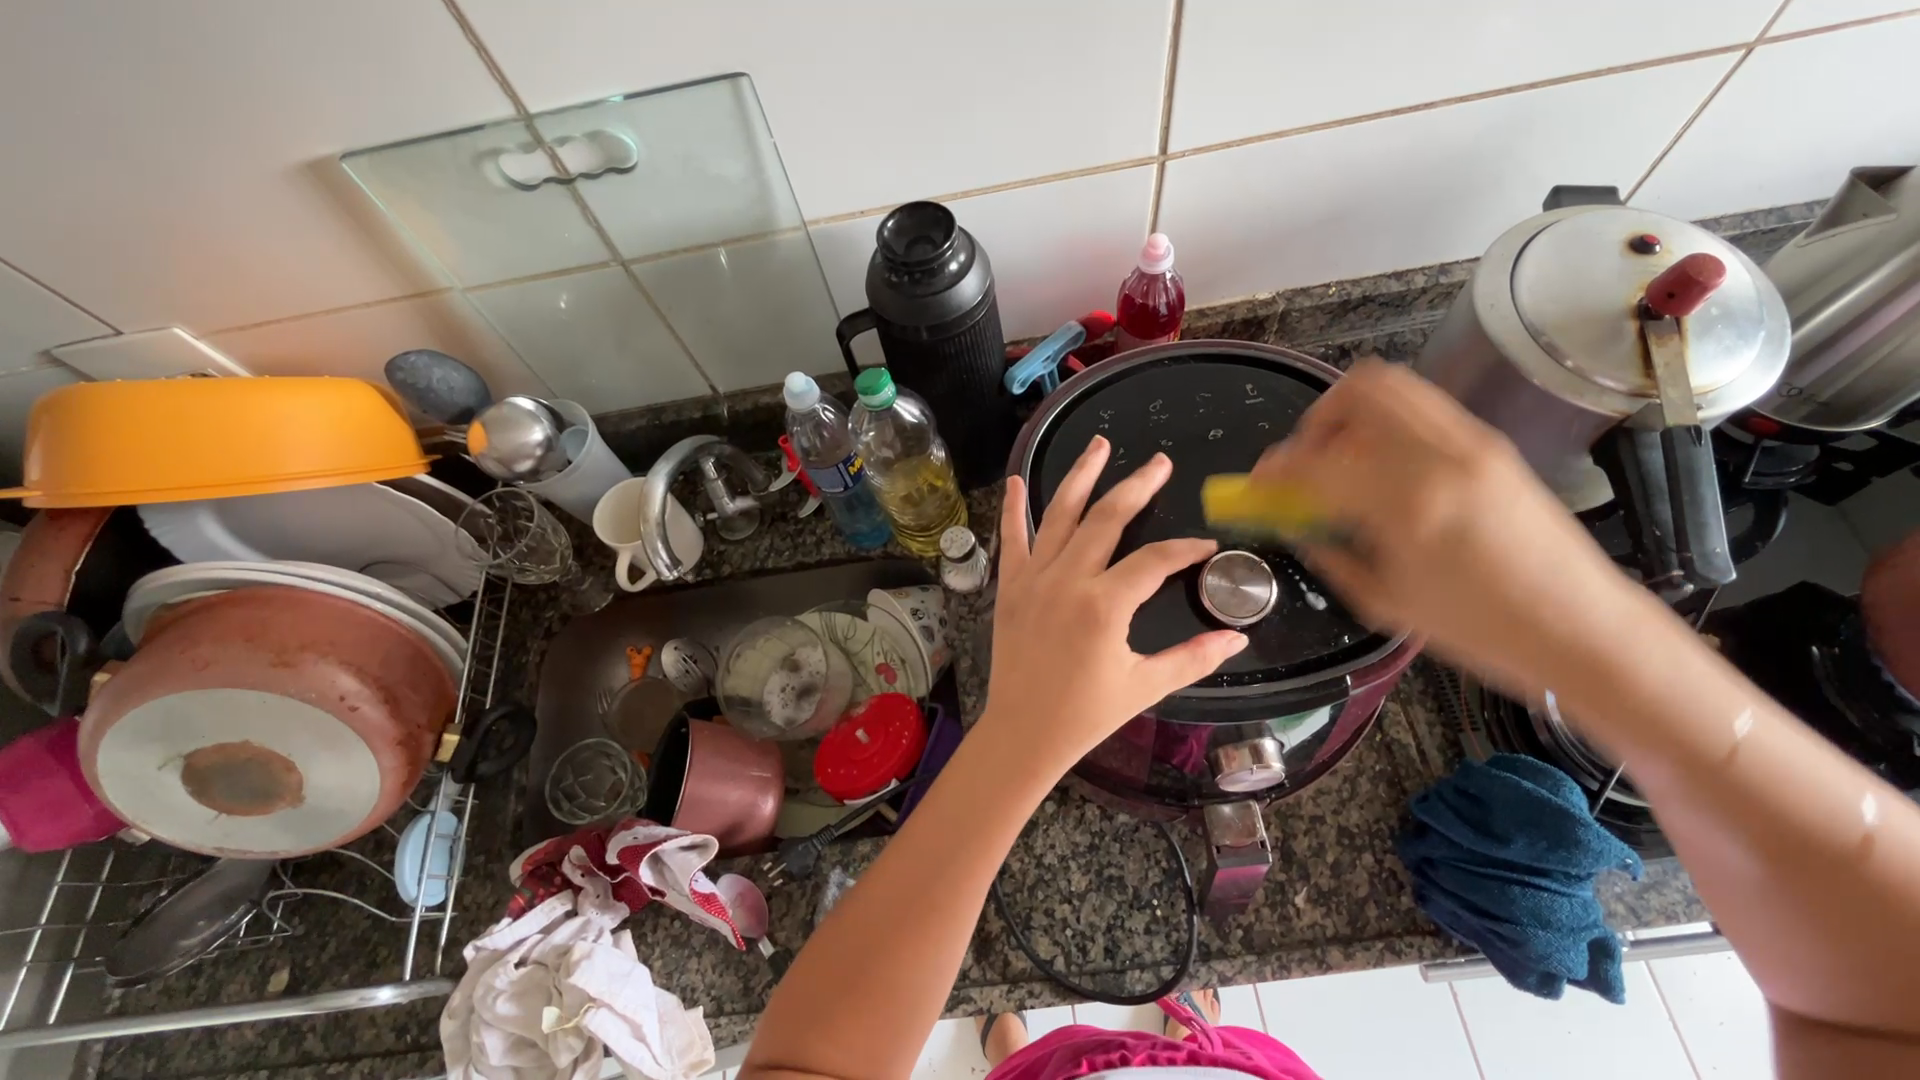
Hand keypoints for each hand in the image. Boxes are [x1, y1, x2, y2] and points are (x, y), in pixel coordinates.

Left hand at [983, 437, 1247, 766]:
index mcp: (1105, 605)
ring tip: (1098, 445)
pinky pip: (1012, 539)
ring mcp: (1035, 579)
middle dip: (1138, 486)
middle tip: (1159, 463)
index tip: (1205, 546)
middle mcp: (1068, 580)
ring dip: (1081, 476)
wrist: (1023, 732)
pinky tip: (1019, 480)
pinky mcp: (1011, 587)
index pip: (1156, 560)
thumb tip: (1238, 637)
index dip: (1186, 549)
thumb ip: (1193, 657)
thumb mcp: (1147, 686)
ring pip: (1060, 515)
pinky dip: (1014, 508)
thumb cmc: (1086, 714)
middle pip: (1108, 517)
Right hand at [1251, 360, 1647, 695]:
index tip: (1256, 484)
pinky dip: (1387, 425)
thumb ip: (1329, 550)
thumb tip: (1294, 520)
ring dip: (1353, 414)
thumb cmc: (1479, 630)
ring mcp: (1473, 443)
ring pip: (1394, 387)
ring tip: (1344, 460)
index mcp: (1407, 504)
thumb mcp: (1383, 601)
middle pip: (1359, 391)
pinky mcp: (1492, 445)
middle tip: (1306, 460)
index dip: (1273, 471)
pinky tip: (1384, 469)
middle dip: (1316, 420)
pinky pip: (1422, 410)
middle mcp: (1440, 456)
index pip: (1316, 462)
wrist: (1580, 627)